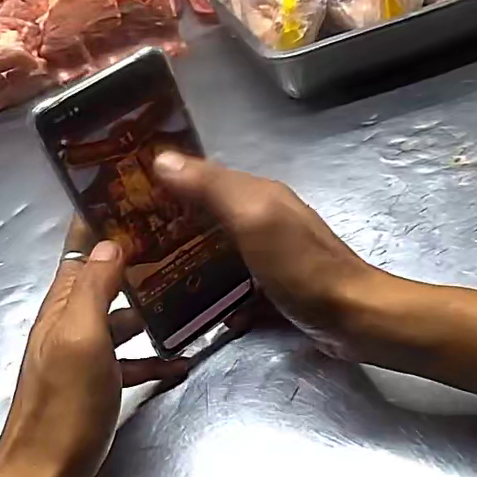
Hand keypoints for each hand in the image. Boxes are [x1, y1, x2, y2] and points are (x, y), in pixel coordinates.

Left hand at [0, 221, 188, 476]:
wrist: (44, 474)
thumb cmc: (65, 403)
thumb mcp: (80, 337)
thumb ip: (93, 288)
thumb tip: (109, 242)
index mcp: (61, 304)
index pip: (78, 249)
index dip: (98, 221)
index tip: (131, 196)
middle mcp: (69, 322)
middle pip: (103, 279)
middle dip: (134, 259)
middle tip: (176, 241)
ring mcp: (83, 354)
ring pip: (119, 318)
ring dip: (148, 307)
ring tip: (187, 292)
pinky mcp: (97, 383)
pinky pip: (128, 361)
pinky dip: (151, 358)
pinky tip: (181, 361)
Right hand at [148, 152, 388, 356]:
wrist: (354, 318)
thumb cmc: (300, 266)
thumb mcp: (253, 218)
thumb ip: (211, 188)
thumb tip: (161, 159)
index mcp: (256, 193)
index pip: (200, 175)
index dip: (164, 180)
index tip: (123, 192)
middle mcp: (261, 216)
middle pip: (205, 211)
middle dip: (169, 220)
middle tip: (127, 238)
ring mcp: (267, 252)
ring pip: (215, 246)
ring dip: (186, 254)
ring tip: (146, 271)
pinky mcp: (271, 284)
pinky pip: (231, 279)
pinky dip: (211, 287)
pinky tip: (190, 304)